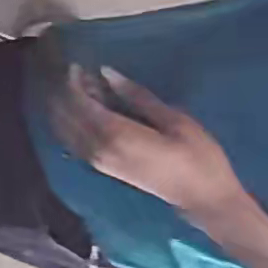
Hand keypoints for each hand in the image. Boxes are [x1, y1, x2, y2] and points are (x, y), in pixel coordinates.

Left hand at [50, 65, 249, 222]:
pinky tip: (83, 111)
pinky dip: (67, 120)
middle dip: (66, 91)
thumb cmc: (198, 159)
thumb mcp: (176, 122)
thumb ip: (137, 96)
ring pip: (62, 125)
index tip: (76, 66)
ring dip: (64, 104)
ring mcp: (94, 158)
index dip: (72, 81)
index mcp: (113, 133)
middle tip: (81, 77)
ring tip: (83, 91)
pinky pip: (69, 138)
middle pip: (64, 111)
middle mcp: (95, 146)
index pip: (77, 101)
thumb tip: (106, 72)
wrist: (205, 201)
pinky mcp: (98, 165)